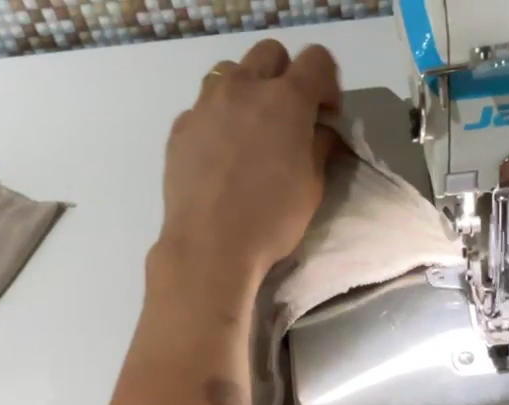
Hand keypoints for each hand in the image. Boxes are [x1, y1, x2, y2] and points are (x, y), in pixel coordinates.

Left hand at [156, 40, 340, 288]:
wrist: (210, 246)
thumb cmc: (271, 220)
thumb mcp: (312, 188)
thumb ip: (319, 147)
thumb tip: (320, 130)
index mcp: (286, 100)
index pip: (316, 60)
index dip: (327, 83)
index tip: (326, 114)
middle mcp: (244, 87)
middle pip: (270, 54)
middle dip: (286, 77)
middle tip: (289, 118)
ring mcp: (207, 103)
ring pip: (231, 72)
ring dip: (247, 91)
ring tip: (251, 132)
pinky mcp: (182, 126)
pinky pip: (204, 108)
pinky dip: (219, 121)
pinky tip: (222, 157)